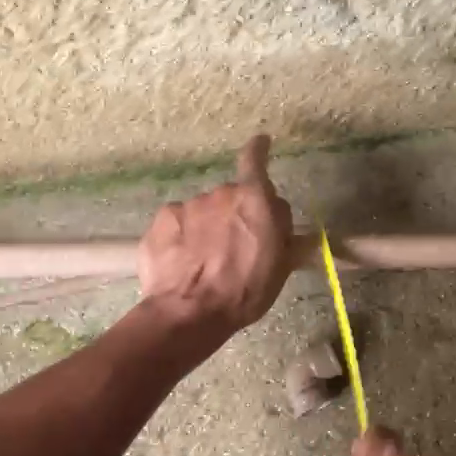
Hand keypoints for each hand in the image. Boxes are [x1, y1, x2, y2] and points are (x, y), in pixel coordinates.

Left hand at [136, 134, 294, 331]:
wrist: (190, 313)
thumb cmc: (245, 291)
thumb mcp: (281, 267)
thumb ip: (287, 237)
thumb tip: (293, 224)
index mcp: (255, 199)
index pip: (256, 161)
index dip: (259, 150)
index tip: (261, 142)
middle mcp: (221, 194)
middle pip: (232, 198)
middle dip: (235, 216)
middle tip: (236, 249)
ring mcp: (188, 205)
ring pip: (203, 213)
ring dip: (207, 229)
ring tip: (206, 263)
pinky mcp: (161, 221)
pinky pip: (177, 224)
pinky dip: (182, 238)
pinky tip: (182, 263)